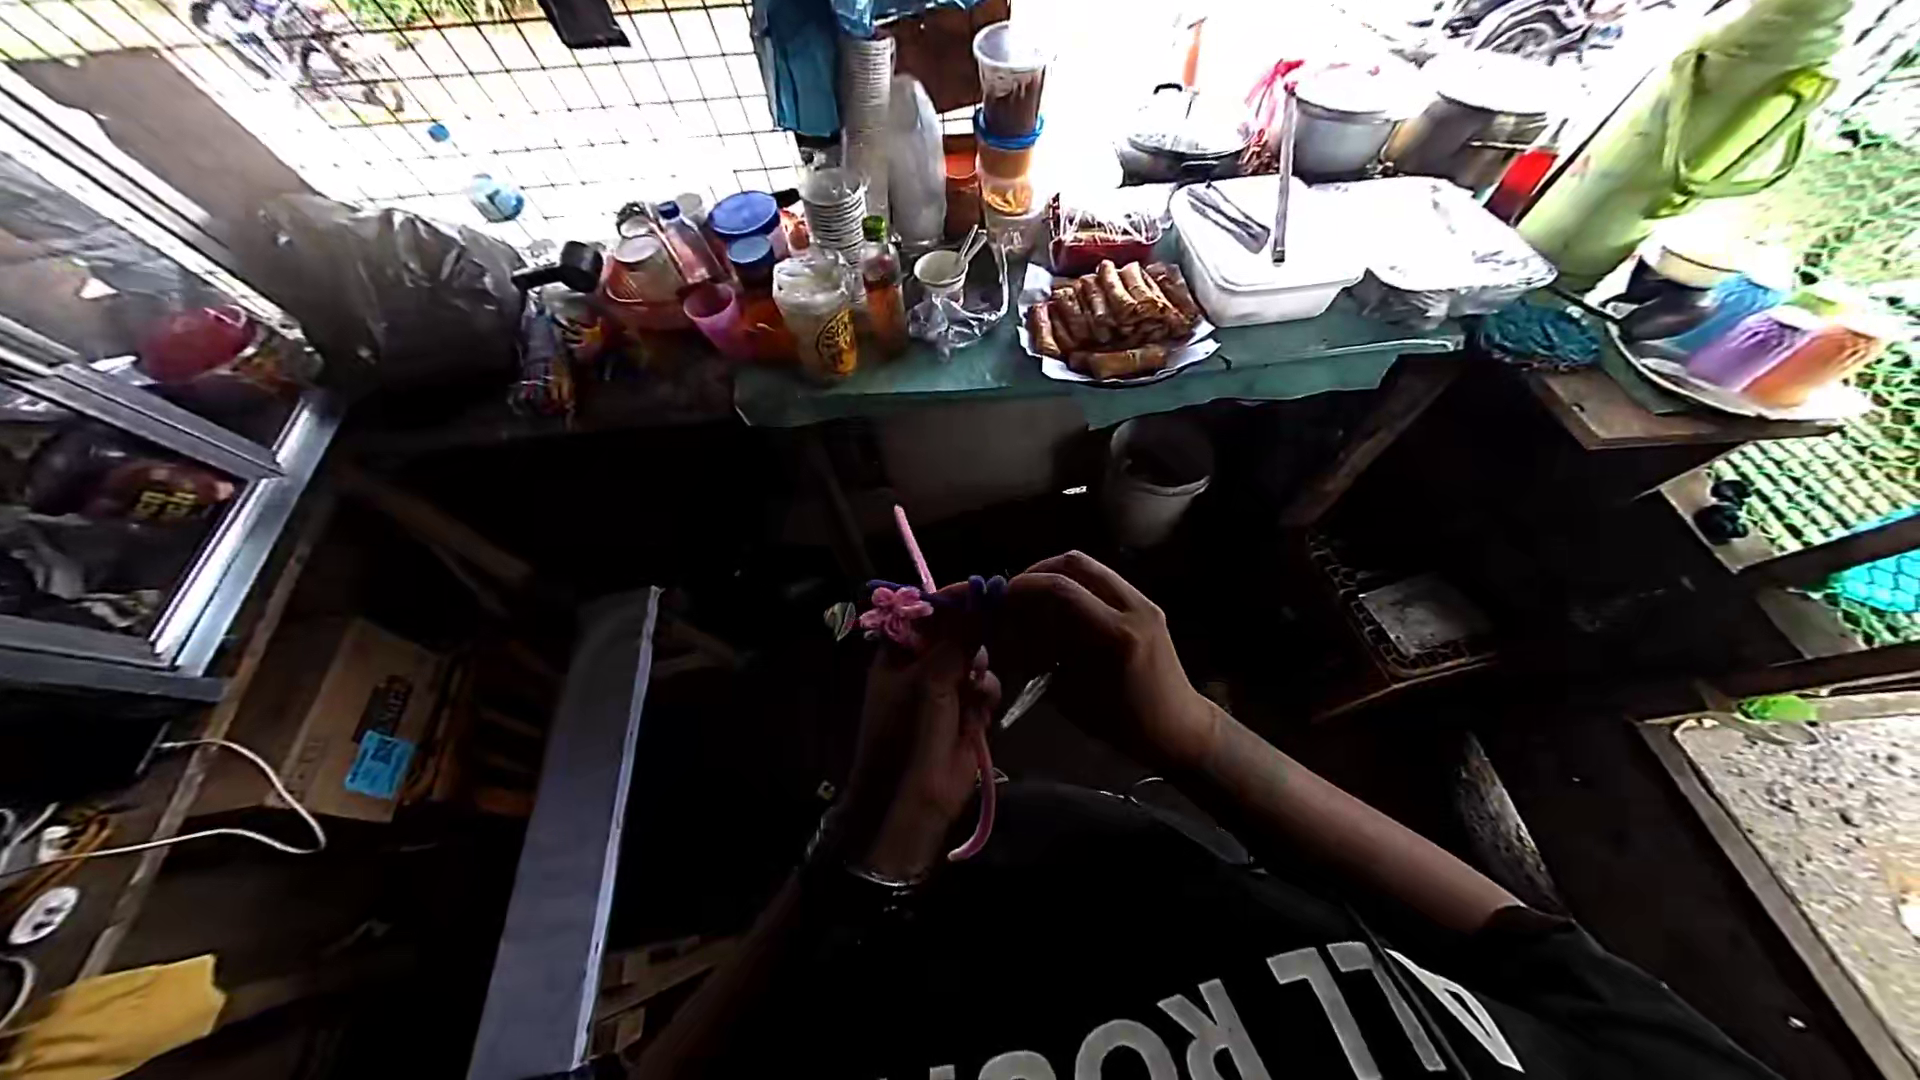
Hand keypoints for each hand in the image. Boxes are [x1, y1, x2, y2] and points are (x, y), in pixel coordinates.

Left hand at [836, 600, 999, 880]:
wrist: (916, 797)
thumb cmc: (909, 732)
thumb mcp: (930, 680)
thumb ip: (957, 640)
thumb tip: (980, 600)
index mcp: (897, 653)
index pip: (925, 614)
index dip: (950, 601)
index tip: (979, 589)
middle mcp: (921, 666)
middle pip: (956, 633)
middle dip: (970, 639)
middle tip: (982, 637)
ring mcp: (945, 688)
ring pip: (976, 659)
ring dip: (978, 672)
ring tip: (970, 690)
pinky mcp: (968, 710)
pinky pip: (986, 686)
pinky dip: (985, 695)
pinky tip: (978, 713)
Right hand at [999, 551, 1222, 771]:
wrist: (1178, 727)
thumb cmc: (1121, 723)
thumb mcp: (1069, 693)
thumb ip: (1040, 653)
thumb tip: (1011, 624)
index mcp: (1116, 635)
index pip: (1062, 589)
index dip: (1026, 586)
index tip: (1003, 597)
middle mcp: (1134, 608)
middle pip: (1076, 563)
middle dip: (1039, 571)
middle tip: (1017, 592)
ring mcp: (1144, 603)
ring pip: (1090, 567)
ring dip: (1057, 576)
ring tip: (1035, 600)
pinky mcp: (1146, 605)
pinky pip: (1103, 581)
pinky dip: (1076, 586)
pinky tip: (1061, 609)